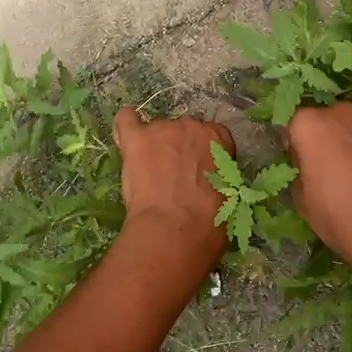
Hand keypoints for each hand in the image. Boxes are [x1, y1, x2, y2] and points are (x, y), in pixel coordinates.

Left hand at [112, 108, 234, 254]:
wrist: (174, 229)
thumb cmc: (209, 223)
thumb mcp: (228, 198)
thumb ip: (218, 180)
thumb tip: (209, 187)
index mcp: (218, 139)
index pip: (214, 136)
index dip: (205, 154)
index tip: (201, 172)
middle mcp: (191, 126)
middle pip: (184, 132)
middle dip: (180, 151)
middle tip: (175, 178)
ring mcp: (162, 129)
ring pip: (156, 132)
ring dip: (155, 148)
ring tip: (149, 176)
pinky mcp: (136, 138)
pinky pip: (126, 121)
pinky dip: (125, 124)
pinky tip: (123, 134)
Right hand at [286, 103, 351, 273]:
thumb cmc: (345, 219)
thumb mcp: (306, 206)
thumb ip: (302, 177)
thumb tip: (311, 173)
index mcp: (310, 125)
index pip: (296, 129)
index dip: (300, 152)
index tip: (307, 173)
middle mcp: (343, 112)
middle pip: (330, 123)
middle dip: (331, 142)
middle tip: (337, 174)